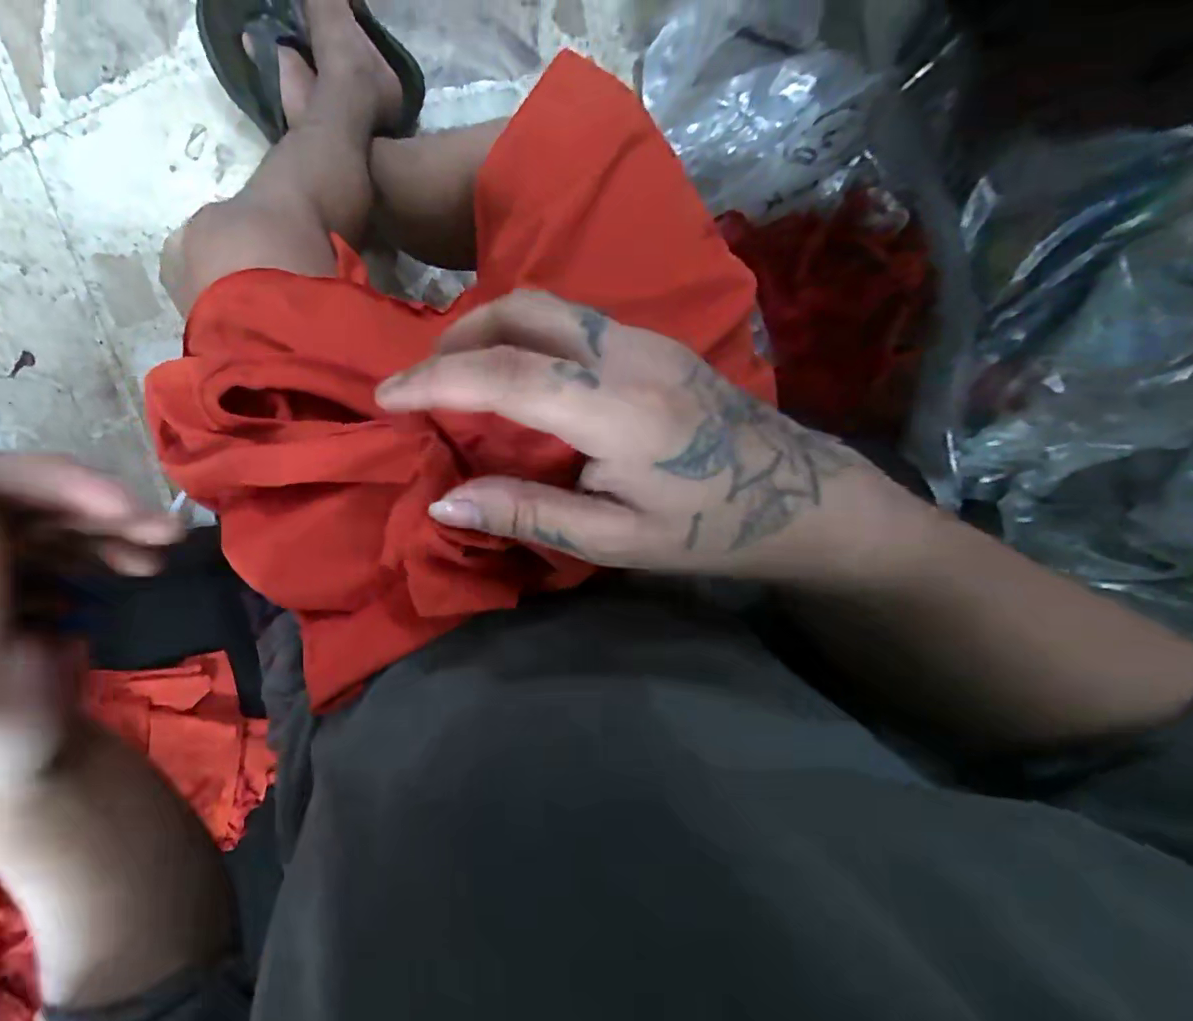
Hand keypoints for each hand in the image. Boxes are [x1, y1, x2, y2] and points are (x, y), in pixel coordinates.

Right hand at [374, 290, 914, 583]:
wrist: (807, 498)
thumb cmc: (708, 529)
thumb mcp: (612, 542)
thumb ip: (525, 514)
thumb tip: (442, 503)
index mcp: (619, 411)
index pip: (506, 375)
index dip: (435, 380)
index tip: (386, 397)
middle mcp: (629, 356)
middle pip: (521, 312)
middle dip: (454, 340)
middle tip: (418, 385)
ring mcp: (643, 339)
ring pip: (541, 306)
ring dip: (482, 332)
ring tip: (451, 378)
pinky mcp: (648, 341)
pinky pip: (563, 319)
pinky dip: (513, 336)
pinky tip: (505, 375)